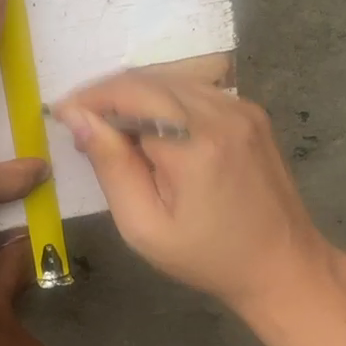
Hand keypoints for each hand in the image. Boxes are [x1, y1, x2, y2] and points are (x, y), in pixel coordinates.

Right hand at [50, 64, 338, 315]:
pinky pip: (192, 90)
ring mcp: (241, 108)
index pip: (128, 95)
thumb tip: (78, 118)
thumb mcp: (143, 225)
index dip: (89, 99)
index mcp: (194, 145)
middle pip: (147, 80)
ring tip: (108, 127)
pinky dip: (160, 100)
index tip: (61, 114)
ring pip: (169, 80)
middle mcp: (221, 114)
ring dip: (131, 95)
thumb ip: (111, 166)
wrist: (284, 265)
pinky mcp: (249, 113)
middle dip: (105, 94)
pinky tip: (147, 129)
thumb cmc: (206, 257)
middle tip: (79, 124)